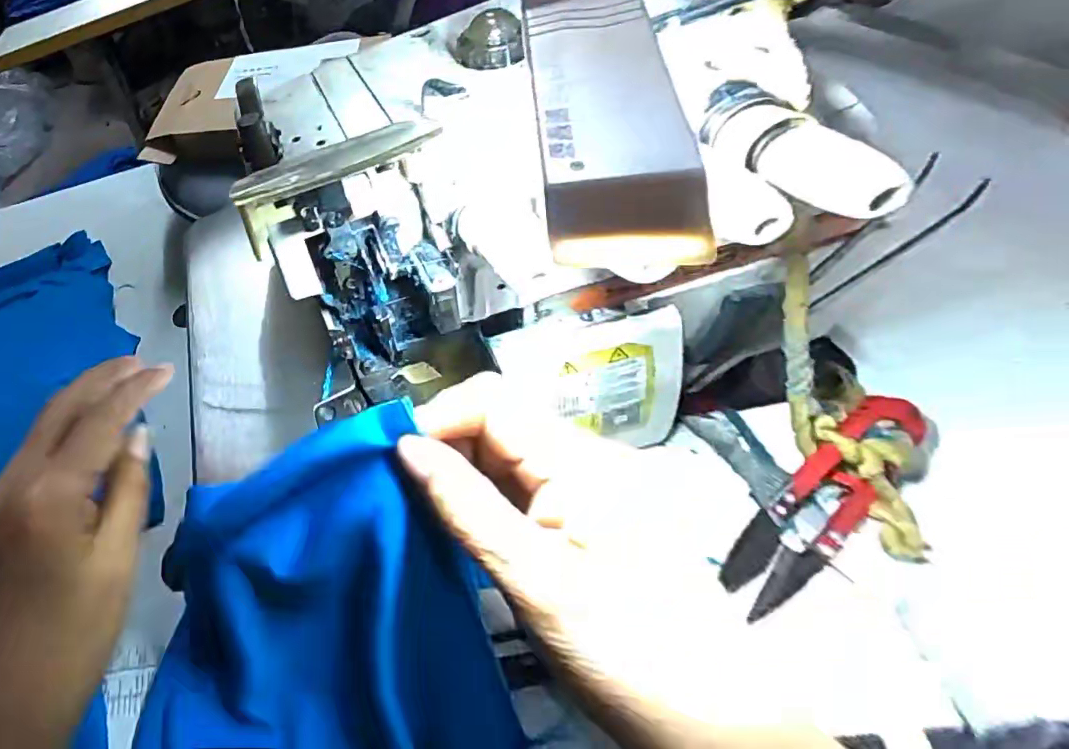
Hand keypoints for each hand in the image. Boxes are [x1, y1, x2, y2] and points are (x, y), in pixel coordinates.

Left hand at [0, 356, 170, 748]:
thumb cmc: (71, 641)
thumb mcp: (116, 566)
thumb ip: (127, 491)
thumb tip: (135, 435)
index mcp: (48, 493)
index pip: (97, 421)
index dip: (133, 390)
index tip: (163, 370)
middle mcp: (14, 478)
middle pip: (60, 407)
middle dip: (101, 378)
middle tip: (139, 360)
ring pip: (44, 424)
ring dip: (82, 398)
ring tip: (121, 381)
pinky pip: (35, 449)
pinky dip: (66, 427)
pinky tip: (91, 427)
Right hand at [397, 374, 837, 748]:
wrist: (721, 735)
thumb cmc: (636, 658)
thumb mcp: (540, 583)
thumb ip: (467, 507)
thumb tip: (403, 446)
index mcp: (586, 464)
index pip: (491, 401)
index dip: (437, 417)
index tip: (397, 457)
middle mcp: (584, 461)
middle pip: (490, 419)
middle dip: (440, 444)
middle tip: (404, 487)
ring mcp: (581, 487)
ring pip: (494, 450)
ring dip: (452, 470)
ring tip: (424, 507)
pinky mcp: (574, 514)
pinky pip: (507, 481)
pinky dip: (473, 493)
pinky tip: (457, 521)